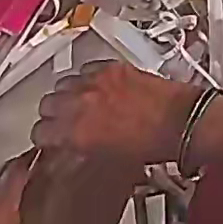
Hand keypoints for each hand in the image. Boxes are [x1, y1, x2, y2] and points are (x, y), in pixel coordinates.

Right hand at [34, 60, 200, 163]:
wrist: (181, 122)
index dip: (46, 136)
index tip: (51, 137)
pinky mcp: (114, 67)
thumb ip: (82, 146)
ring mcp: (97, 82)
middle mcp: (82, 104)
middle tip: (64, 118)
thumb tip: (73, 143)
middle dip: (54, 112)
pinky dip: (89, 77)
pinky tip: (99, 85)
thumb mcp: (108, 156)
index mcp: (77, 133)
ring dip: (69, 92)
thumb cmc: (153, 143)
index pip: (41, 132)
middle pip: (48, 103)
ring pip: (64, 82)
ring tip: (81, 100)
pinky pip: (88, 68)